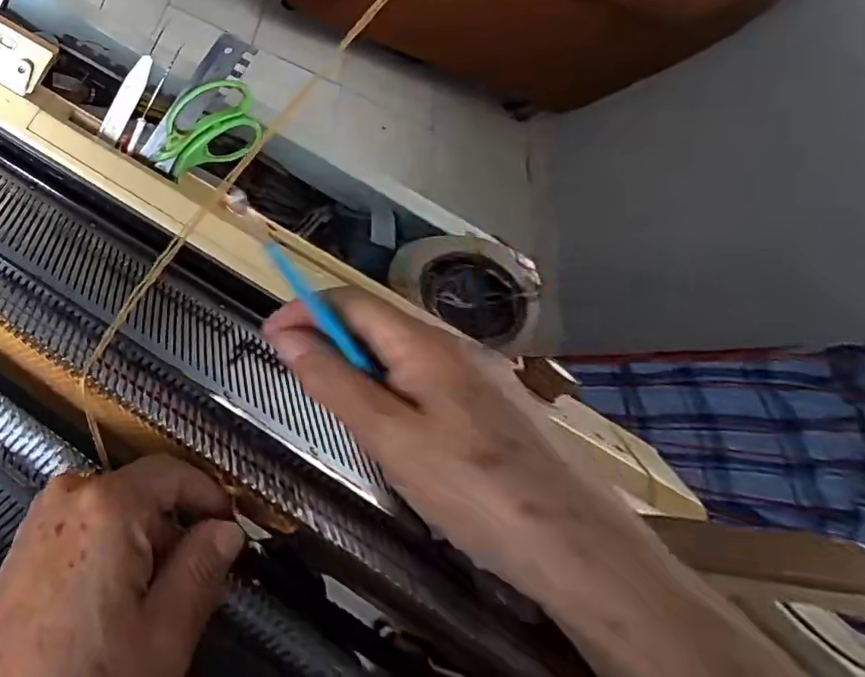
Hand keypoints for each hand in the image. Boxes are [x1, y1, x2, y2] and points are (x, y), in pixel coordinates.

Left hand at [0, 455, 244, 676]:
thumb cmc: (80, 670)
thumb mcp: (162, 633)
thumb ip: (200, 572)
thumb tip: (224, 535)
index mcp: (108, 506)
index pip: (171, 472)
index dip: (209, 494)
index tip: (230, 521)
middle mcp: (73, 492)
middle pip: (143, 491)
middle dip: (175, 529)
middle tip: (197, 578)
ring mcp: (49, 506)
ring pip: (116, 505)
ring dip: (143, 540)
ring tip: (150, 601)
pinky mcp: (35, 525)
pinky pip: (88, 517)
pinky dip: (112, 542)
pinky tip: (115, 594)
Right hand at [263, 292, 798, 676]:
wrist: (596, 564)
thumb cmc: (478, 495)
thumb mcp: (387, 437)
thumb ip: (331, 380)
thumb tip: (285, 334)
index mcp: (427, 345)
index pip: (349, 301)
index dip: (302, 310)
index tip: (268, 336)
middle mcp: (459, 349)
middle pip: (377, 323)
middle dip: (329, 339)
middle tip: (301, 376)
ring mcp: (487, 379)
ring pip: (403, 353)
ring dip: (361, 366)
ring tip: (345, 410)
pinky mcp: (503, 411)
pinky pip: (430, 380)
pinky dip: (394, 389)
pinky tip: (401, 434)